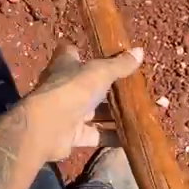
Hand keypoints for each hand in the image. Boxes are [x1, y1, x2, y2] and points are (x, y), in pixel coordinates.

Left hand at [18, 43, 143, 161]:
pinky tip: (132, 137)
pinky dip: (112, 136)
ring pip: (95, 111)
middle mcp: (65, 87)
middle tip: (133, 87)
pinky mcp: (73, 135)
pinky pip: (97, 134)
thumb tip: (139, 51)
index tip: (104, 54)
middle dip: (108, 88)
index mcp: (65, 65)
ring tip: (139, 113)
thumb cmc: (73, 89)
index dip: (84, 52)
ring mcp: (69, 111)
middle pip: (88, 85)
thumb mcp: (100, 72)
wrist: (48, 127)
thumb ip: (119, 65)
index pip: (72, 53)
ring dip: (113, 114)